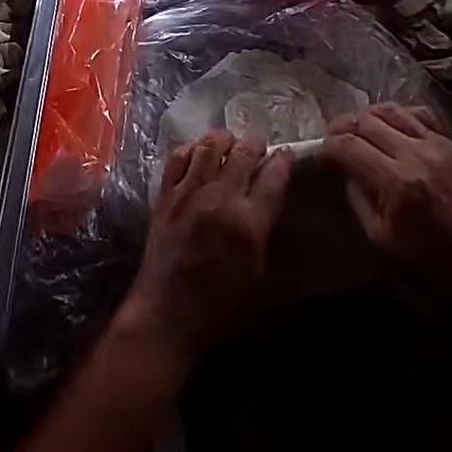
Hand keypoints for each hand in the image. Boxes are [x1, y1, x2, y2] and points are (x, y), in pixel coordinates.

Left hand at [119, 130, 294, 355]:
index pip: (274, 176)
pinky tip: (200, 152)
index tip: (286, 155)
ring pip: (211, 145)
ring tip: (231, 143)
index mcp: (249, 224)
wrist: (166, 312)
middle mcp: (220, 200)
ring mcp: (189, 194)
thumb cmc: (219, 299)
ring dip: (226, 139)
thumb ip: (264, 224)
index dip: (283, 160)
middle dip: (257, 144)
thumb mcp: (257, 266)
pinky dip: (192, 148)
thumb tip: (270, 190)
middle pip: (244, 152)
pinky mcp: (166, 195)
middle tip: (259, 147)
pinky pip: (178, 156)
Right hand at [319, 103, 451, 310]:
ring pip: (391, 110)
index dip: (328, 148)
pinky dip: (397, 113)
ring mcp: (436, 144)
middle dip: (341, 127)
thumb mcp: (383, 239)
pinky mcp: (450, 143)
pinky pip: (418, 114)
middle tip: (331, 141)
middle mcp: (416, 153)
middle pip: (367, 121)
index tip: (319, 157)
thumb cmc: (433, 260)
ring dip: (366, 116)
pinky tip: (387, 124)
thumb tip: (346, 173)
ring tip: (353, 129)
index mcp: (398, 182)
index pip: (350, 147)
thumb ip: (359, 200)